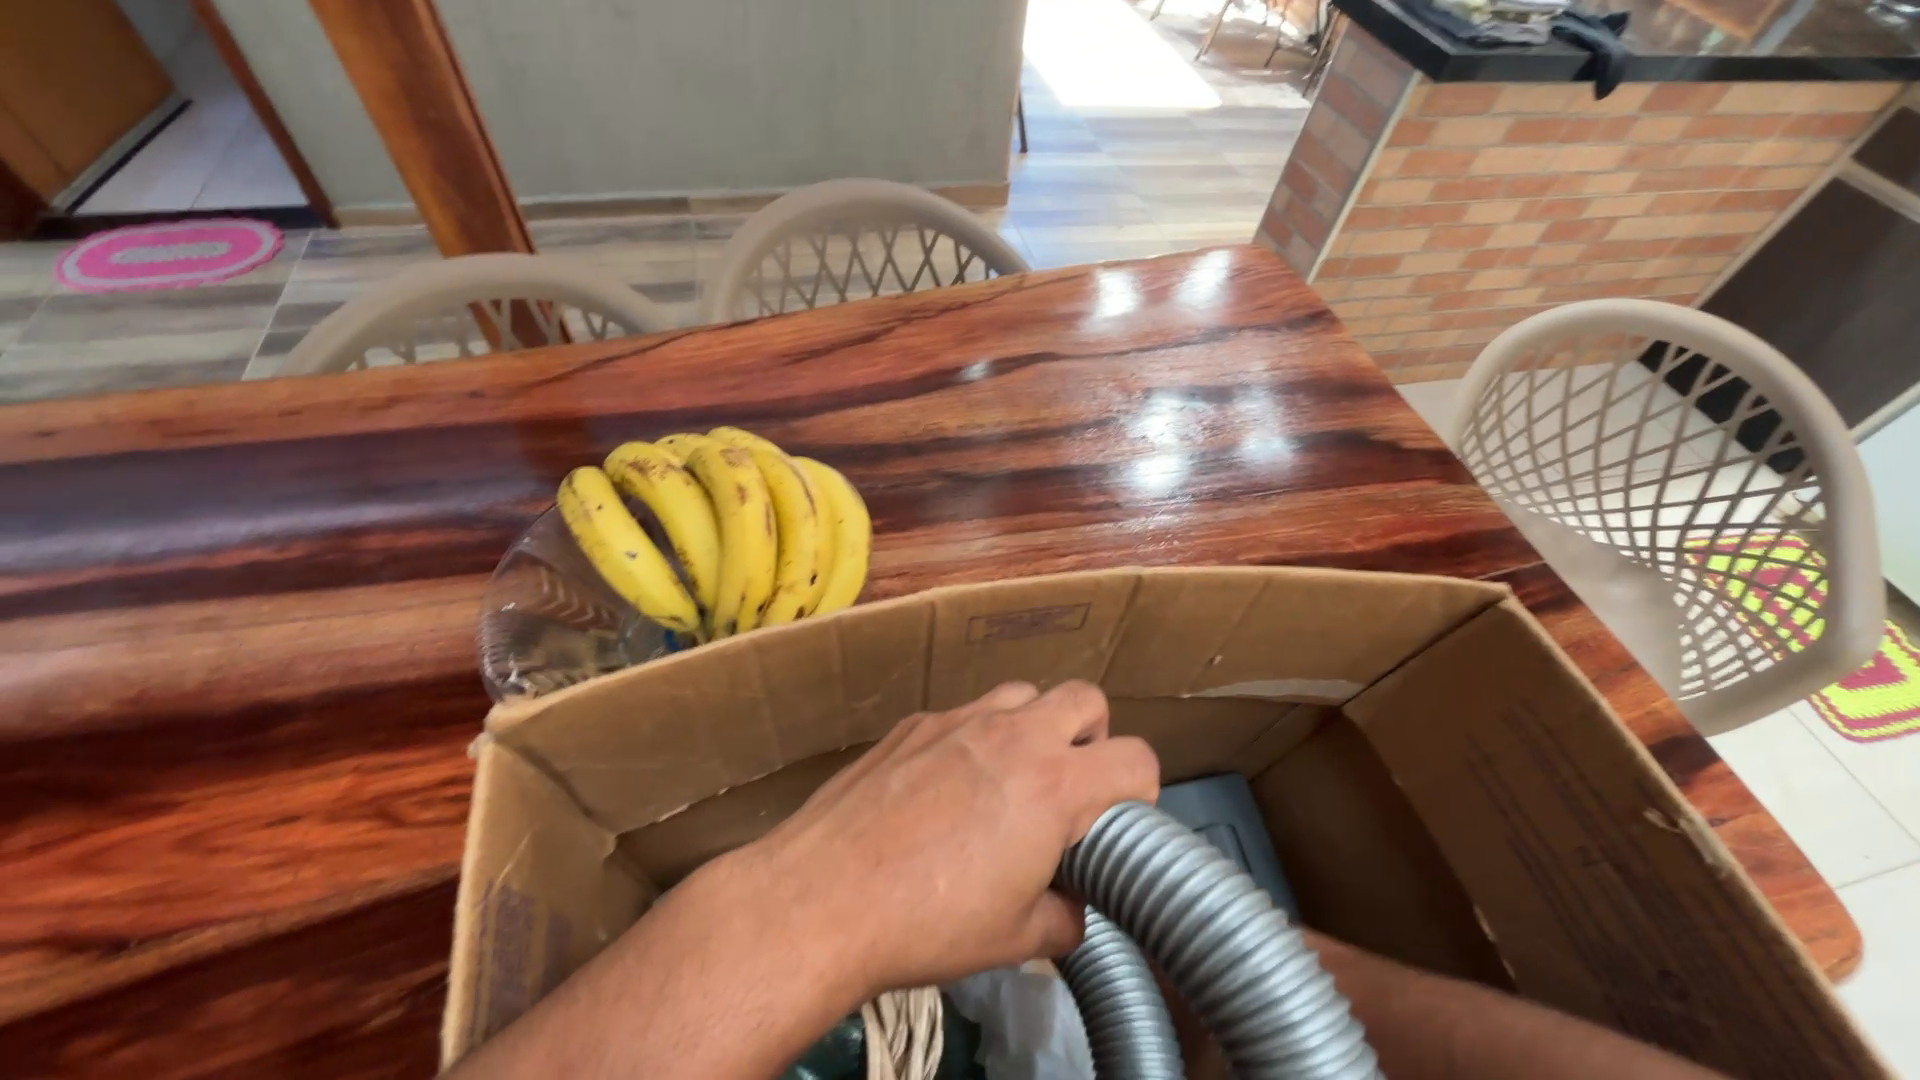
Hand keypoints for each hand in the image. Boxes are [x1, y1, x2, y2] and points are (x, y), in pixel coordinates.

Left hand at [728, 680, 1158, 998]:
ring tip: (1010, 776)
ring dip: (1033, 725)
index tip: (1118, 821)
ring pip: (1022, 693)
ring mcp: (958, 720)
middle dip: (1093, 736)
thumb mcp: (1014, 939)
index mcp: (1053, 786)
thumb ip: (1064, 918)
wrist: (823, 896)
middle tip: (1070, 785)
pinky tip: (945, 784)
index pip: (1136, 759)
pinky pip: (964, 712)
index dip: (1141, 791)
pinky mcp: (913, 722)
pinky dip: (974, 736)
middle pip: (1085, 698)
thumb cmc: (928, 922)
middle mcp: (1013, 736)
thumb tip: (1071, 910)